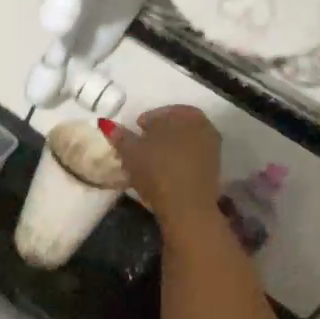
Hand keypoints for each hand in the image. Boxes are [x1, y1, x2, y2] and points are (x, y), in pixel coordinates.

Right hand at [110, 105, 222, 219]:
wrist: (187, 207)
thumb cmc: (157, 171)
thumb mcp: (131, 151)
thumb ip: (120, 136)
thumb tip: (106, 123)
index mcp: (186, 116)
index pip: (163, 112)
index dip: (146, 120)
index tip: (136, 130)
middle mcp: (204, 127)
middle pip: (177, 125)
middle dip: (159, 132)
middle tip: (142, 142)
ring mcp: (212, 149)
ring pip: (185, 141)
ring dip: (170, 146)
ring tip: (151, 158)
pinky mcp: (213, 170)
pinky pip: (192, 156)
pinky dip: (178, 159)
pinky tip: (165, 170)